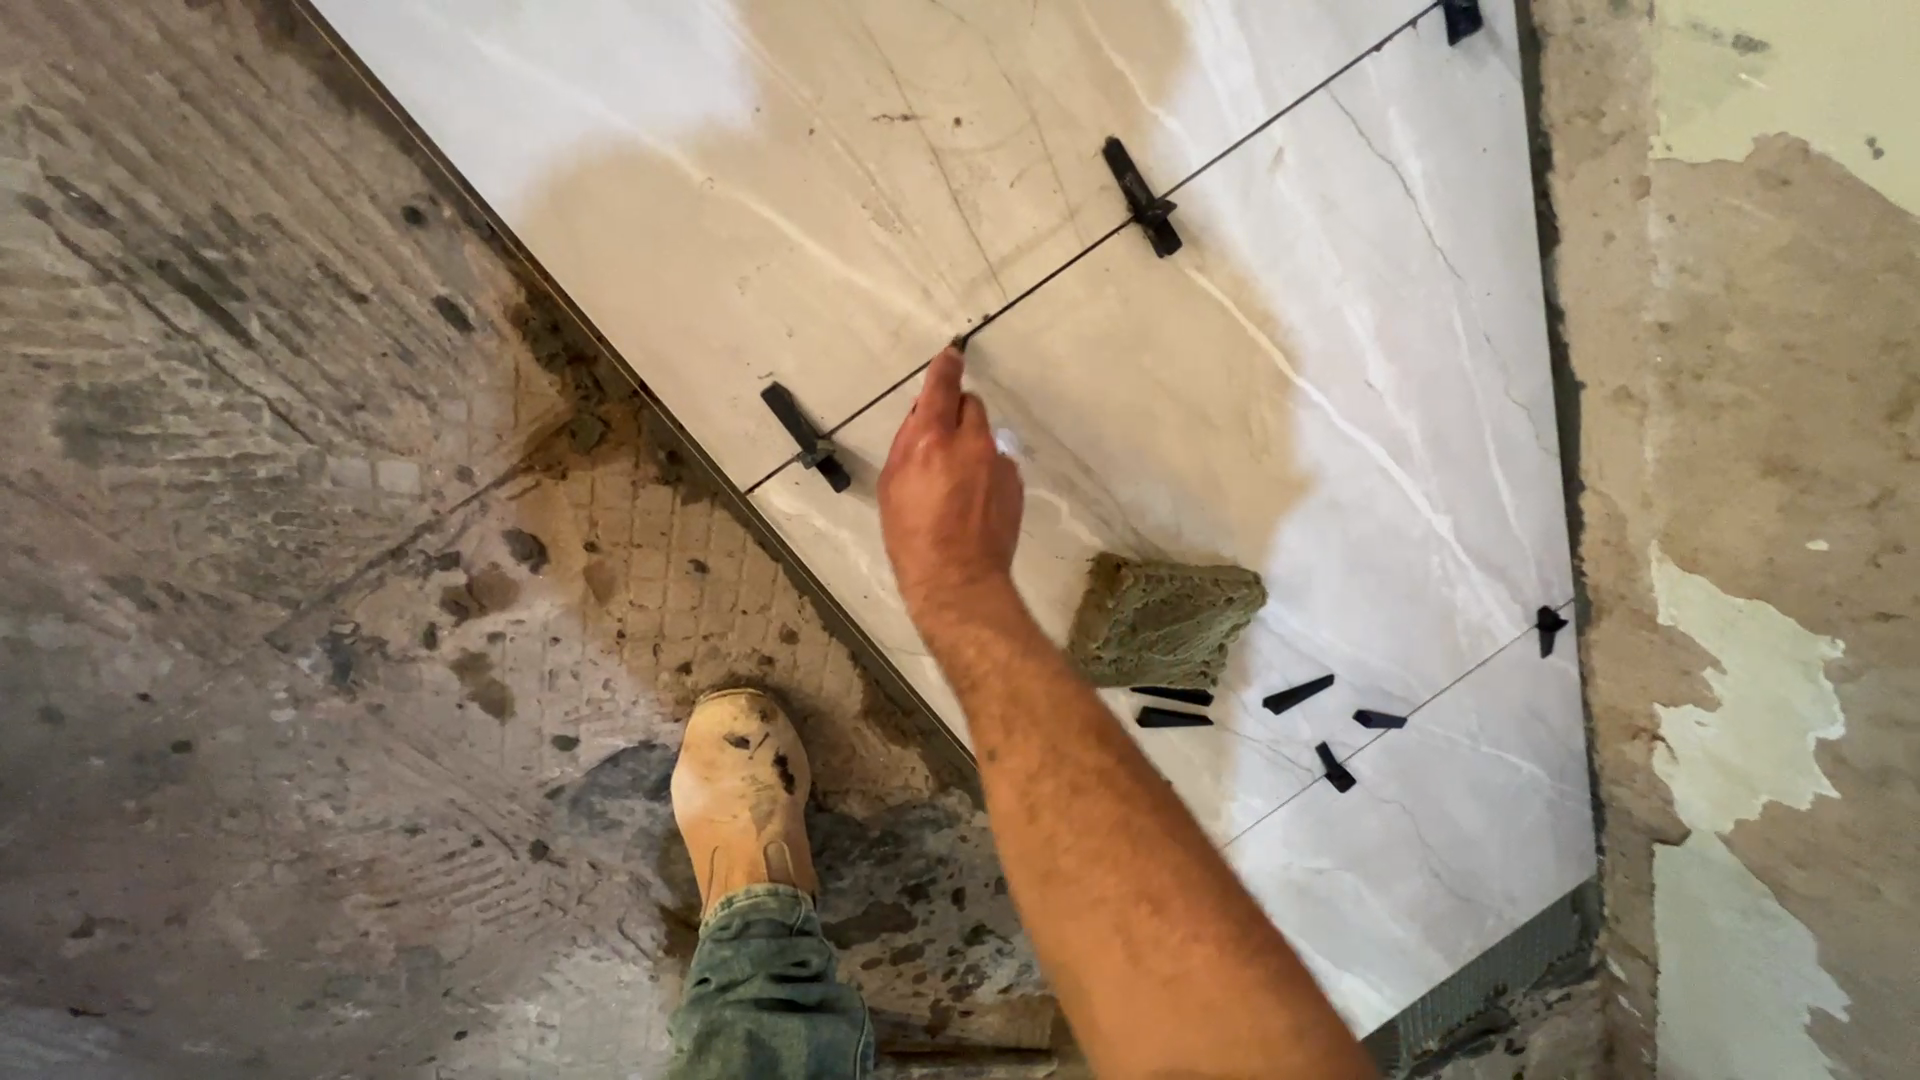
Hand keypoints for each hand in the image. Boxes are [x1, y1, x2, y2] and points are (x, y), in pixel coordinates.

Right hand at [879, 346, 1024, 620]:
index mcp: (933, 440)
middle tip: (940, 441)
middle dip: (956, 414)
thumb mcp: (892, 485)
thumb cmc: (911, 537)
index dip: (946, 367)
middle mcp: (972, 443)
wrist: (958, 579)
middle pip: (971, 405)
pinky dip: (986, 470)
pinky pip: (997, 462)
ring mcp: (998, 463)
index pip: (943, 386)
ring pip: (985, 436)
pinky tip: (974, 502)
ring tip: (956, 483)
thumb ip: (908, 444)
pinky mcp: (1015, 483)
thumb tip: (924, 419)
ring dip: (971, 445)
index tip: (950, 355)